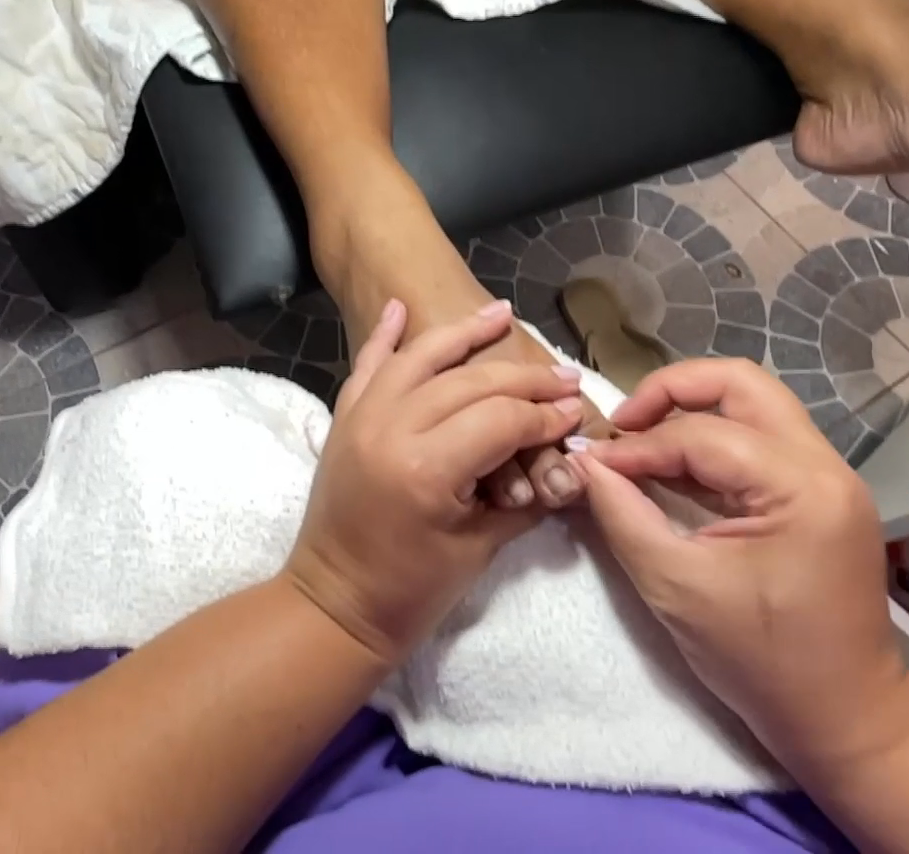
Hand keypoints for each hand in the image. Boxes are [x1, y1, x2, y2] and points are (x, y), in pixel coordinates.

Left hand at [283, 298, 584, 663]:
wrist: (333, 603)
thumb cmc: (410, 592)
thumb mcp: (479, 548)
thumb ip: (527, 498)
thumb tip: (570, 461)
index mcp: (426, 469)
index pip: (501, 420)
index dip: (544, 415)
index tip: (575, 412)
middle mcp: (390, 428)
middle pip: (469, 383)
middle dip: (522, 379)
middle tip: (563, 376)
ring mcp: (361, 419)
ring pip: (419, 359)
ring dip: (461, 333)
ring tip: (501, 312)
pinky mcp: (344, 420)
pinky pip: (367, 367)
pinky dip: (383, 336)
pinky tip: (400, 306)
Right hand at [572, 359, 908, 767]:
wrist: (844, 717)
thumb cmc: (760, 660)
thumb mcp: (674, 586)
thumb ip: (622, 513)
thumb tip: (582, 462)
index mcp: (802, 488)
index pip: (701, 435)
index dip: (636, 445)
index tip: (590, 464)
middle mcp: (824, 466)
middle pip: (740, 383)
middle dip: (671, 390)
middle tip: (624, 424)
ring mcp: (828, 476)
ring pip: (752, 403)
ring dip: (690, 409)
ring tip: (640, 439)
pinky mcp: (817, 493)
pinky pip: (757, 439)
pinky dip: (708, 440)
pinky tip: (670, 465)